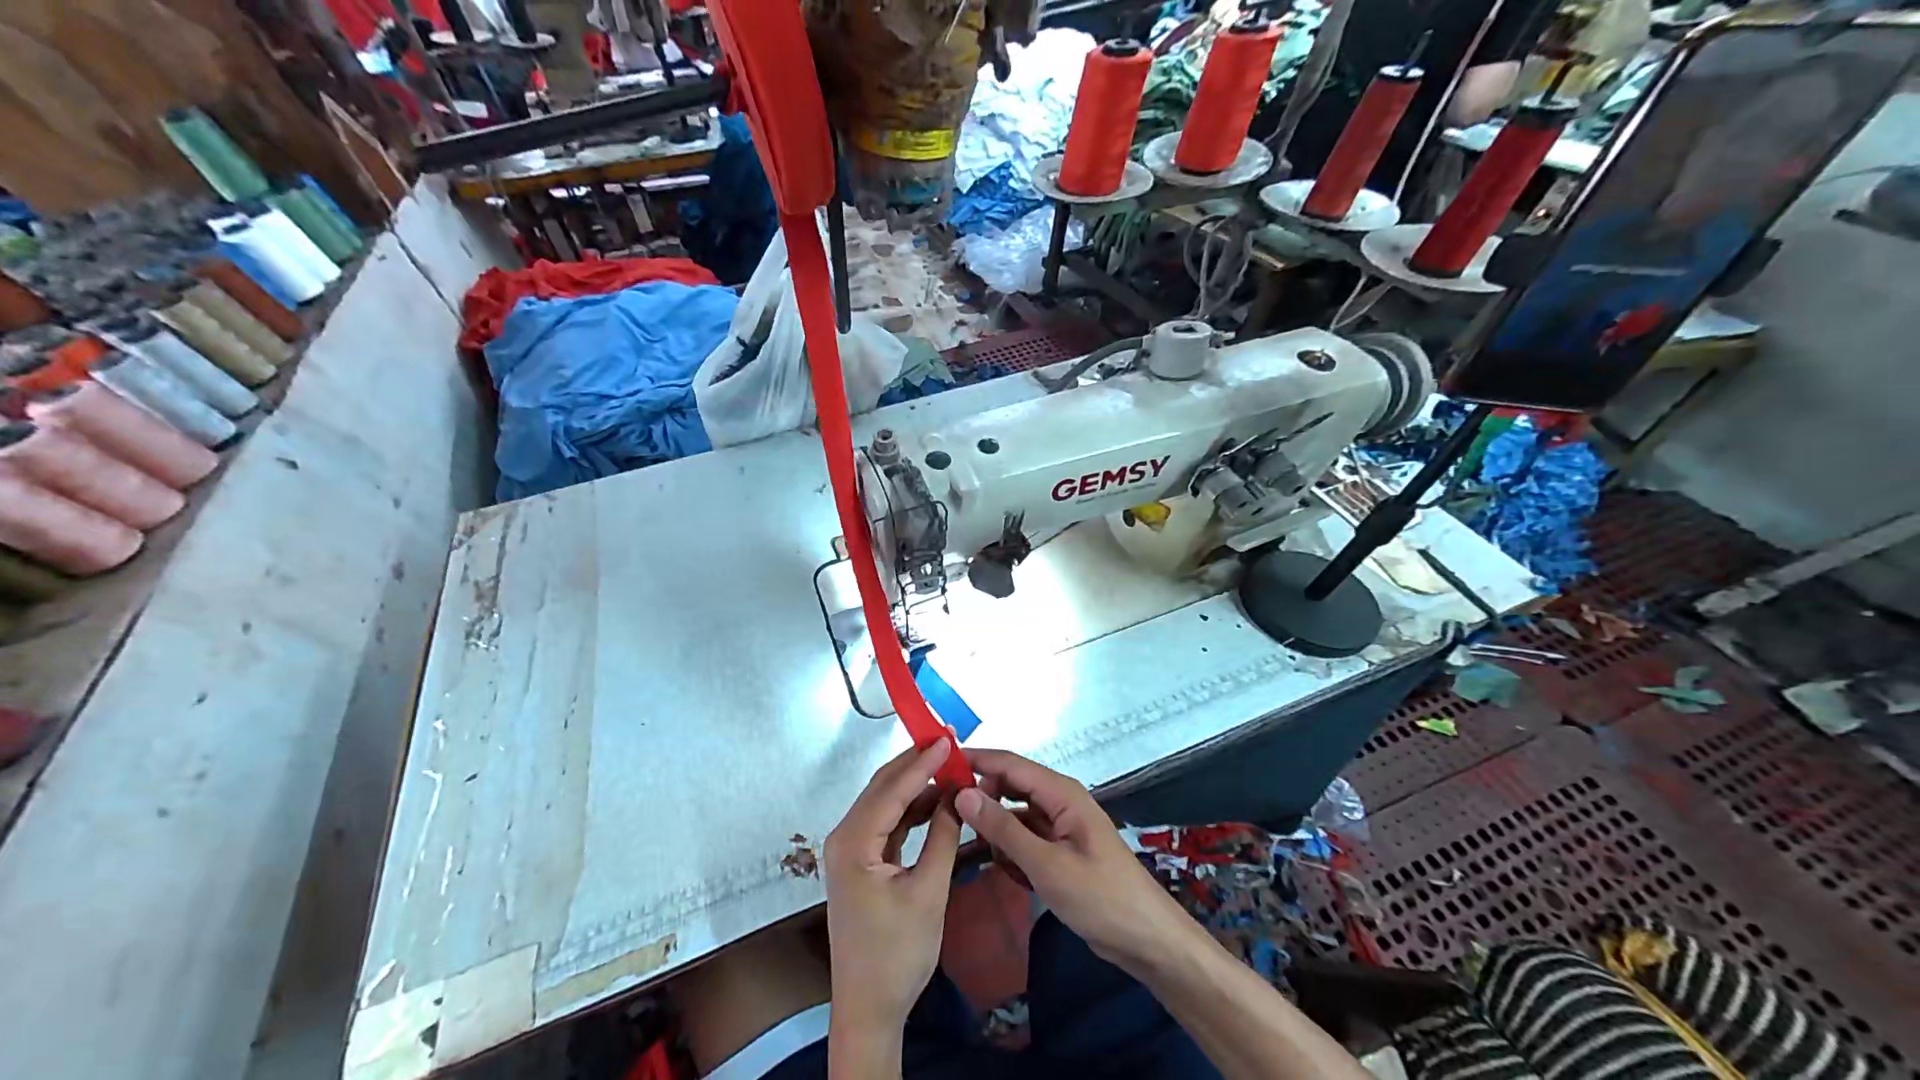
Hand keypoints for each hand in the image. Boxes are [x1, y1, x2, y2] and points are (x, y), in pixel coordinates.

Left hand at [823, 739, 962, 1070]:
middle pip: (883, 788)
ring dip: (916, 786)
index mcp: (853, 842)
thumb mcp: (928, 891)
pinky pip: (887, 824)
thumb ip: (942, 836)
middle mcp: (845, 838)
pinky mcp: (861, 863)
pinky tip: (936, 800)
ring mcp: (851, 850)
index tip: (948, 738)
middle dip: (916, 764)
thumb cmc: (897, 952)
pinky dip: (911, 810)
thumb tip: (957, 795)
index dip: (922, 762)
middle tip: (949, 741)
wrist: (870, 1006)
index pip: (891, 789)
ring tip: (950, 766)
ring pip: (886, 803)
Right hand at [955, 749, 1203, 975]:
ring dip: (995, 831)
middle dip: (980, 799)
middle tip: (944, 817)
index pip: (1008, 763)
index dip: (973, 759)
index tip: (936, 763)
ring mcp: (1059, 825)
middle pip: (1008, 786)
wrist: (1146, 941)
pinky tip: (1007, 873)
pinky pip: (1024, 838)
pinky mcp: (1058, 849)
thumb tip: (963, 792)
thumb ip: (1003, 828)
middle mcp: (1058, 800)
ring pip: (1013, 815)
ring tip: (975, 851)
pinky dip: (1011, 851)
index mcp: (1060, 792)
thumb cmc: (1100, 898)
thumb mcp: (1046, 865)